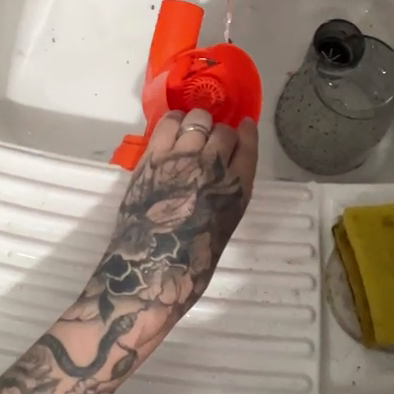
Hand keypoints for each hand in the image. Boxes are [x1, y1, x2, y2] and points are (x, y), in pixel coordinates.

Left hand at [85, 108, 257, 328]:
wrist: (145, 272)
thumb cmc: (187, 264)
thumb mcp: (222, 229)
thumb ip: (225, 197)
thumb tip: (218, 176)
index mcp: (235, 193)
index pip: (248, 148)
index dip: (247, 133)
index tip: (245, 126)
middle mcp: (213, 170)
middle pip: (224, 132)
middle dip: (221, 133)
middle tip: (212, 139)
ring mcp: (181, 160)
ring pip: (197, 121)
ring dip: (198, 123)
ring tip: (192, 130)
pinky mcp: (153, 158)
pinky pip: (168, 124)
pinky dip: (174, 121)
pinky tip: (174, 127)